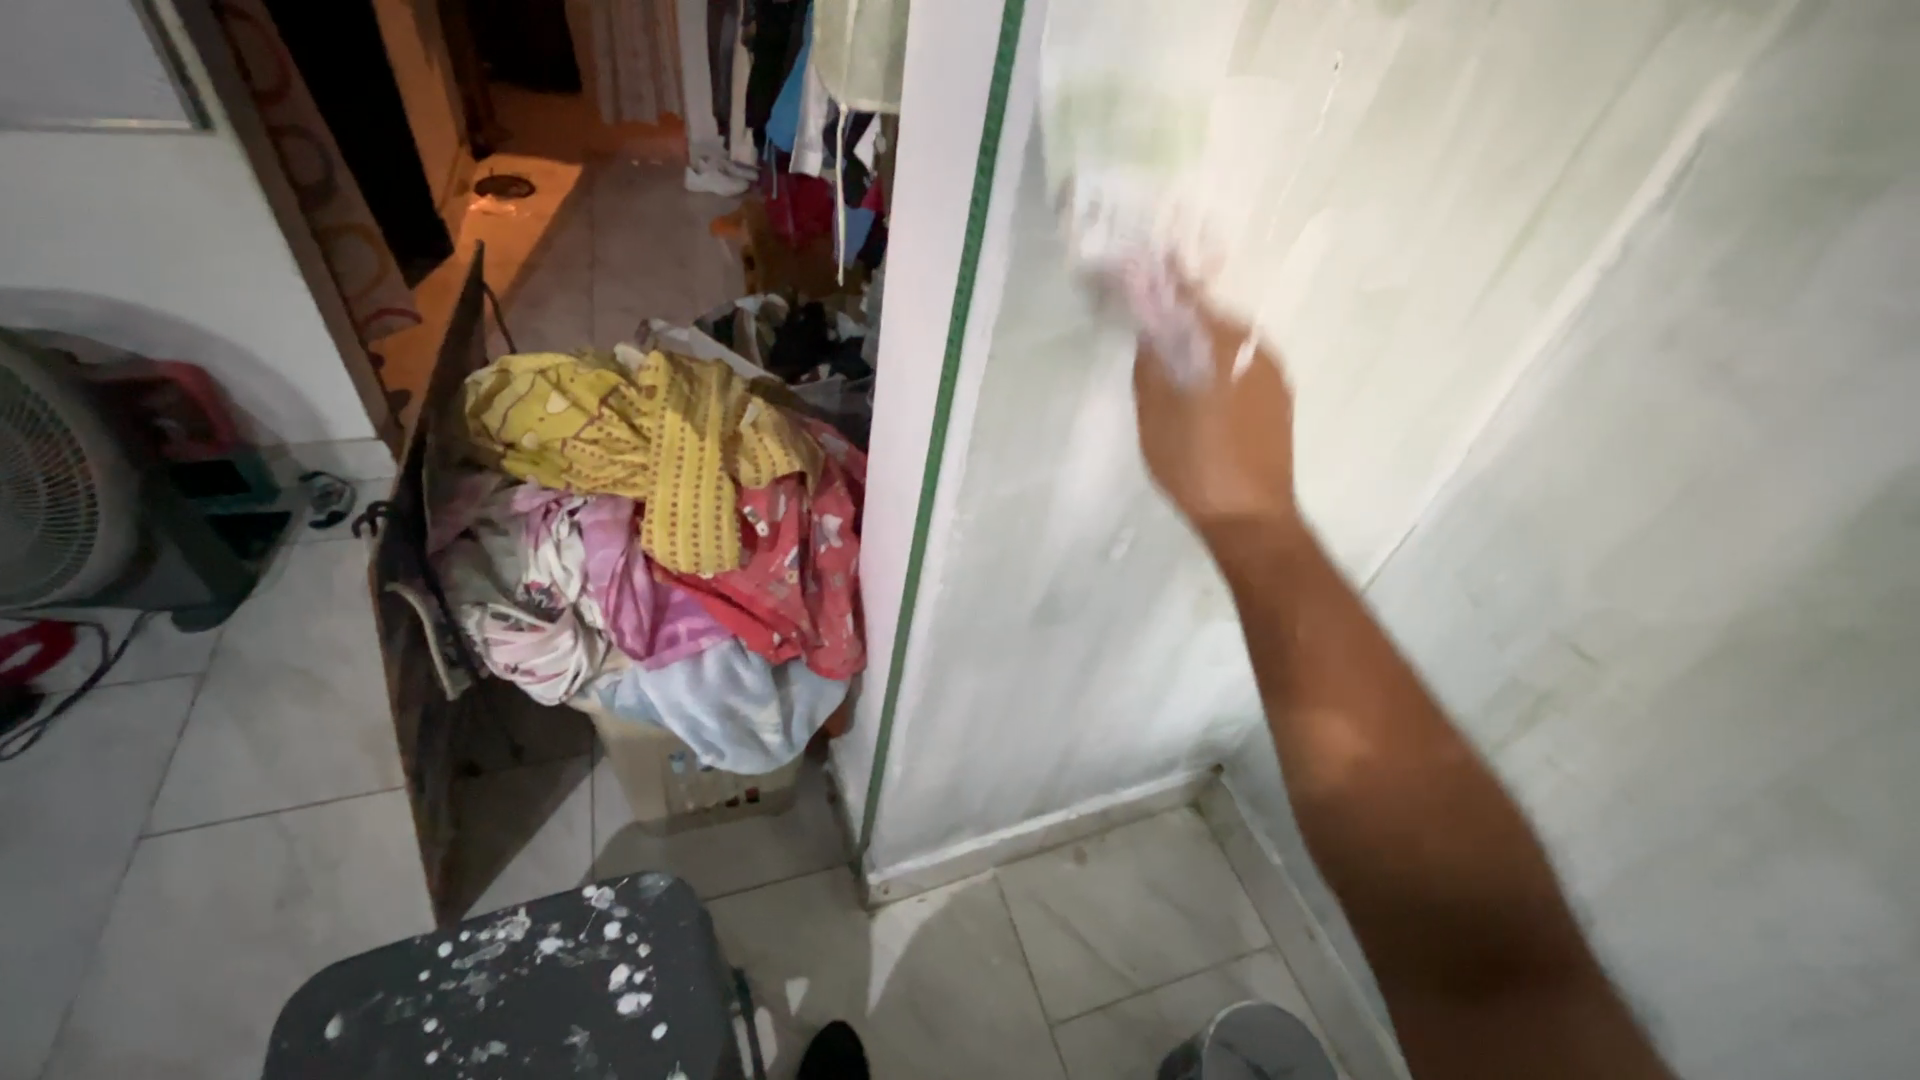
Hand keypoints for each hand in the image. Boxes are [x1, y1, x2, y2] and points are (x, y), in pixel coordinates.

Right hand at [1130, 270, 1301, 538]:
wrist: (1251, 518)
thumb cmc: (1195, 466)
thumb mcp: (1155, 415)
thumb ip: (1150, 364)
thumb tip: (1150, 330)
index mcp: (1223, 345)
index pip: (1188, 296)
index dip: (1160, 282)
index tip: (1138, 269)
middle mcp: (1255, 348)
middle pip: (1211, 318)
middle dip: (1179, 316)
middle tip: (1148, 326)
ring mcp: (1273, 374)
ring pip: (1228, 344)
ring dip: (1199, 344)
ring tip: (1171, 363)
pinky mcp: (1279, 400)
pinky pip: (1242, 366)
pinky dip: (1217, 365)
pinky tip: (1199, 389)